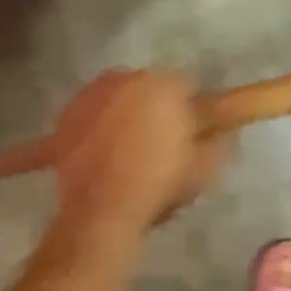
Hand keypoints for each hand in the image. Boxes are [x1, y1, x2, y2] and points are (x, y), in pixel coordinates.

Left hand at [51, 70, 225, 231]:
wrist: (100, 211)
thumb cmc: (156, 186)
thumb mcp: (203, 169)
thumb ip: (219, 142)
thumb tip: (225, 131)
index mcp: (162, 86)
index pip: (186, 85)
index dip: (191, 108)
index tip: (191, 130)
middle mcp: (124, 79)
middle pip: (148, 86)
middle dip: (156, 107)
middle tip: (159, 141)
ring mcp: (90, 95)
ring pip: (117, 97)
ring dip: (125, 112)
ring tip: (127, 148)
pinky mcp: (65, 115)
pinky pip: (91, 113)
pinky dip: (98, 125)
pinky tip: (102, 150)